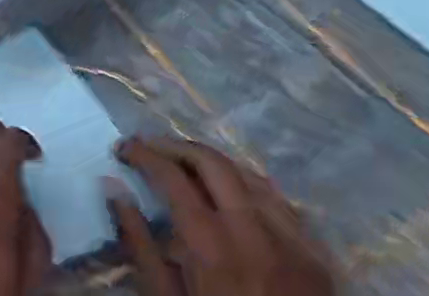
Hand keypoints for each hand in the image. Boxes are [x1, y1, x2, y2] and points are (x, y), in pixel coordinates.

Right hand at [111, 137, 338, 295]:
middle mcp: (254, 234)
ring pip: (250, 176)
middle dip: (175, 146)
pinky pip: (281, 204)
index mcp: (210, 244)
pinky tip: (231, 194)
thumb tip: (112, 185)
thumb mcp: (164, 293)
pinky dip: (249, 187)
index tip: (122, 148)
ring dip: (212, 163)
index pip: (172, 175)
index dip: (142, 153)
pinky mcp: (317, 258)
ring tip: (187, 166)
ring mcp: (293, 244)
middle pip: (212, 162)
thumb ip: (138, 238)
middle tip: (150, 148)